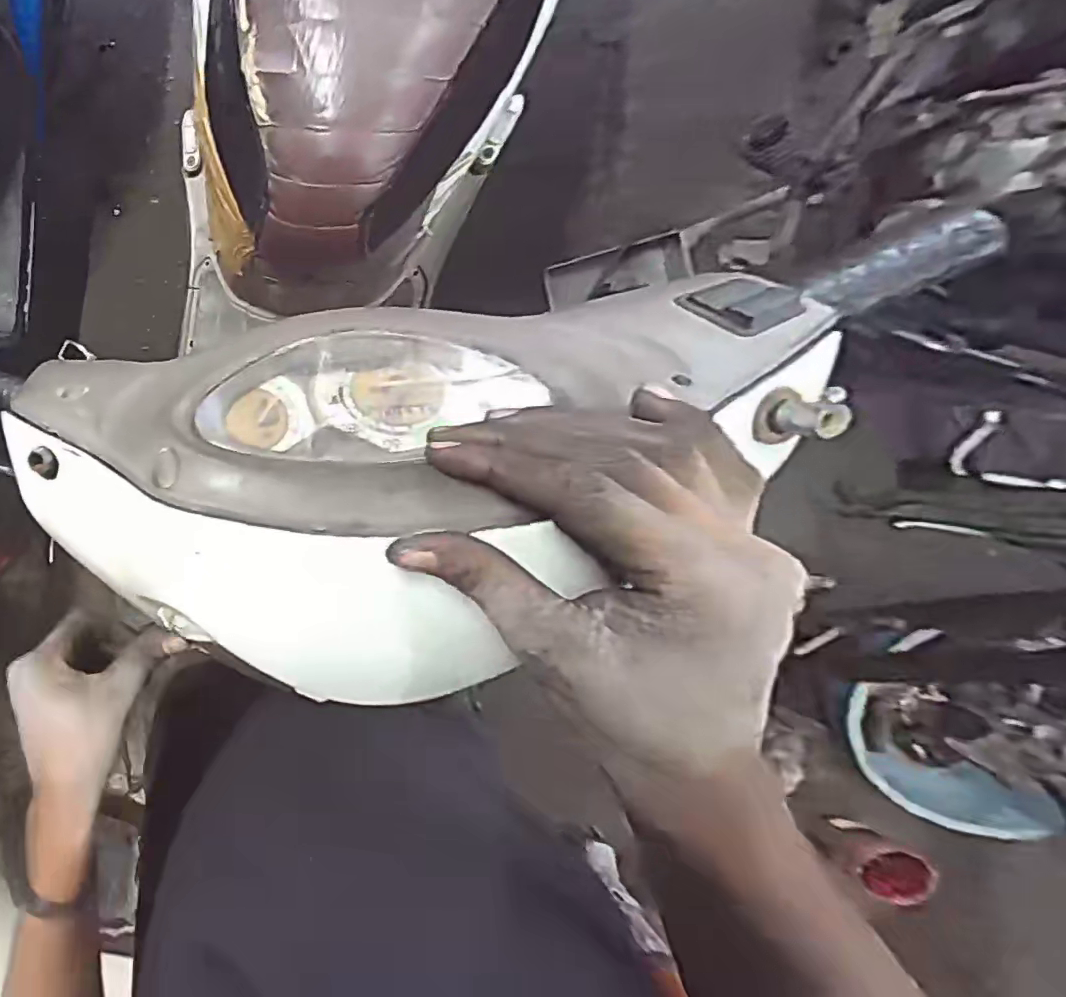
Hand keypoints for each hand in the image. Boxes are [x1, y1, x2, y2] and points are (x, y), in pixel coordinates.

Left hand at [7, 611, 184, 815]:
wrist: (65, 796)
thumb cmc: (87, 742)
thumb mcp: (116, 694)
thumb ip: (141, 657)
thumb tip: (173, 635)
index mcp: (35, 660)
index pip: (77, 622)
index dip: (110, 625)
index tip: (137, 637)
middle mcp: (22, 666)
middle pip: (73, 640)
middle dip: (106, 645)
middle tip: (135, 655)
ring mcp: (23, 686)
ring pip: (69, 657)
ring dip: (97, 660)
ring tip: (125, 670)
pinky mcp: (30, 702)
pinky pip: (61, 674)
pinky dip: (84, 675)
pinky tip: (106, 687)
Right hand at [387, 387, 806, 782]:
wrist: (695, 764)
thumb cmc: (624, 717)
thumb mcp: (548, 650)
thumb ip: (485, 583)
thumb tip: (409, 545)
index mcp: (702, 577)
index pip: (593, 491)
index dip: (512, 465)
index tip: (448, 451)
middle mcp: (744, 547)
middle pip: (630, 461)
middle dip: (537, 440)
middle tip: (467, 432)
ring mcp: (756, 540)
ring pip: (670, 453)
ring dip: (588, 427)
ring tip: (517, 419)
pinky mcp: (747, 542)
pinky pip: (717, 467)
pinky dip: (677, 427)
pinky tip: (643, 400)